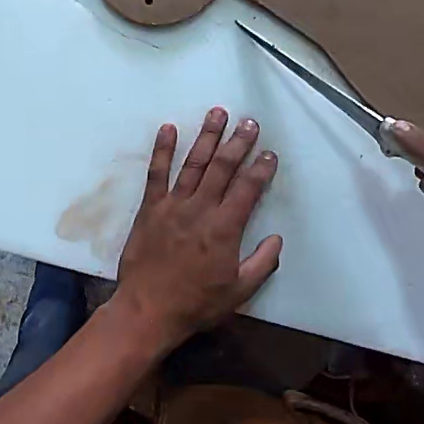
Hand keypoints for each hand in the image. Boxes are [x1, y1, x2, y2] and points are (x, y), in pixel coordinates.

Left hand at [111, 108, 282, 350]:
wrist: (147, 311)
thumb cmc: (196, 304)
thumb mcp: (239, 292)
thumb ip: (262, 263)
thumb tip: (276, 239)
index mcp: (225, 229)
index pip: (248, 189)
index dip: (261, 169)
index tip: (269, 154)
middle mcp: (200, 209)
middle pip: (223, 168)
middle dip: (238, 142)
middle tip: (249, 122)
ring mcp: (173, 205)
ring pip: (194, 164)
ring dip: (207, 137)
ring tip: (217, 113)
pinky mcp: (150, 208)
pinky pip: (157, 174)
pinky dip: (163, 150)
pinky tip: (168, 129)